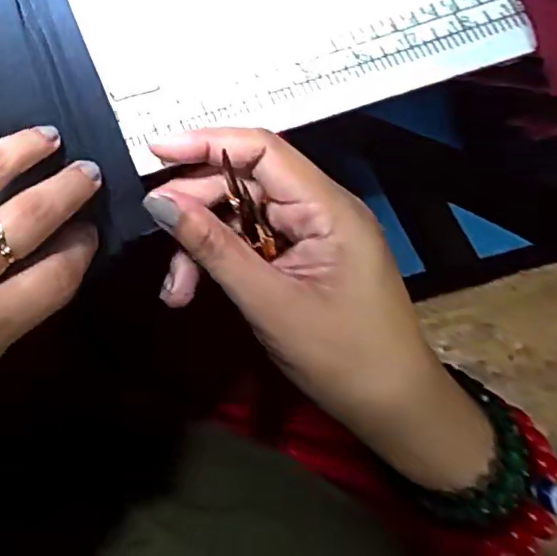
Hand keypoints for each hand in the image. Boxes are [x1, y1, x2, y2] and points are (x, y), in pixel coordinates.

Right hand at [145, 128, 493, 490]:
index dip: (207, 143)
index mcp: (327, 207)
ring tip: (177, 287)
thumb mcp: (271, 304)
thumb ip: (213, 248)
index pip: (262, 150)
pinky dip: (217, 258)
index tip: (158, 151)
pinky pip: (247, 238)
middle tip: (160, 233)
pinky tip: (192, 287)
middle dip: (196, 208)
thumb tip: (160, 202)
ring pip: (237, 213)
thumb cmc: (347, 360)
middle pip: (242, 181)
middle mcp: (318, 206)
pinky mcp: (298, 252)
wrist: (399, 414)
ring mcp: (308, 230)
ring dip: (201, 242)